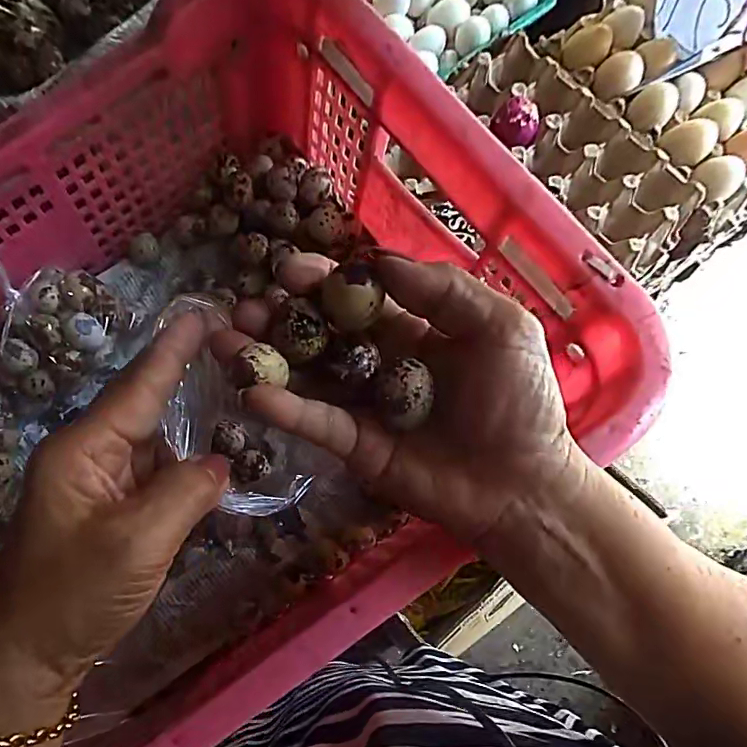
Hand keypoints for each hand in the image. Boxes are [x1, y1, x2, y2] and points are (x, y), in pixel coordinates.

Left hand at [0, 314, 228, 725]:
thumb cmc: (74, 598)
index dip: (173, 350)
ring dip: (188, 444)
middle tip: (236, 363)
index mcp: (81, 450)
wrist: (26, 660)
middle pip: (145, 415)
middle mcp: (85, 459)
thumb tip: (219, 463)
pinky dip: (180, 481)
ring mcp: (93, 490)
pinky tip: (211, 478)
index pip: (136, 388)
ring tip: (236, 419)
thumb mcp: (138, 543)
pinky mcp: (103, 518)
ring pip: (152, 452)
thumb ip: (185, 492)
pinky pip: (149, 485)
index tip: (201, 311)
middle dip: (187, 391)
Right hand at [214, 252, 587, 547]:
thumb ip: (443, 291)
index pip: (356, 299)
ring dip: (264, 360)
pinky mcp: (352, 446)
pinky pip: (315, 423)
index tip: (286, 269)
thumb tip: (377, 263)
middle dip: (279, 319)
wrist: (521, 483)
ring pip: (306, 377)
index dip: (321, 282)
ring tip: (224, 343)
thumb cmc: (519, 400)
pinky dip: (285, 409)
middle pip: (319, 335)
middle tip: (242, 308)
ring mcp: (361, 406)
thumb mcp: (499, 327)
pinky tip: (253, 393)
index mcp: (412, 330)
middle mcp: (378, 364)